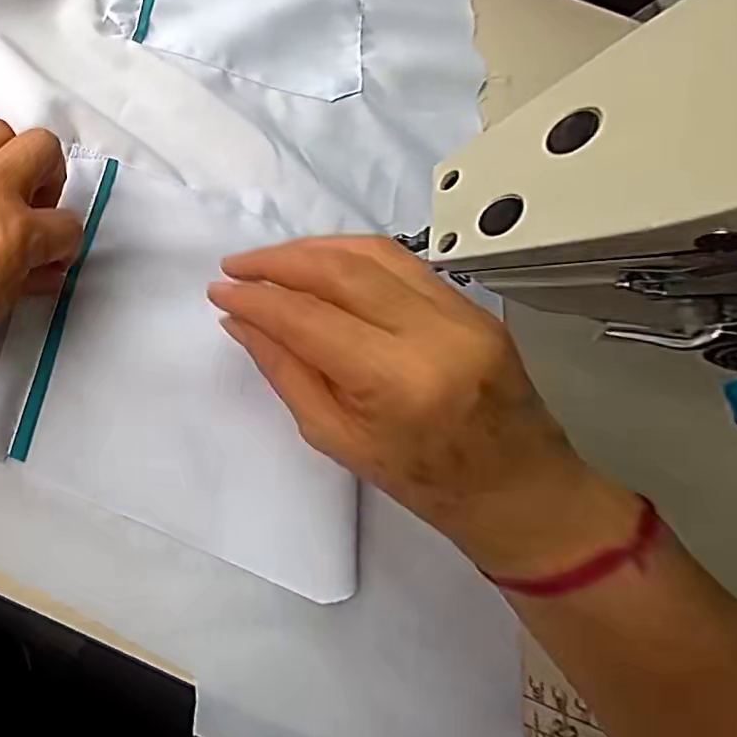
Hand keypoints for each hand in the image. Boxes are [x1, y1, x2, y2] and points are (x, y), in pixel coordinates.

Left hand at [0, 120, 82, 385]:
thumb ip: (25, 281)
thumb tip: (44, 269)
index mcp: (13, 233)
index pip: (67, 225)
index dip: (63, 246)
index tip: (47, 258)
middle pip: (44, 148)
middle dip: (48, 178)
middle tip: (29, 208)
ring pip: (0, 132)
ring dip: (7, 158)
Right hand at [207, 235, 641, 577]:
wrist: (519, 487)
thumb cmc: (414, 474)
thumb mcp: (327, 430)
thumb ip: (282, 367)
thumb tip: (240, 320)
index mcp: (394, 380)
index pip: (306, 318)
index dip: (254, 299)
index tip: (217, 291)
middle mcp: (435, 336)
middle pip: (340, 272)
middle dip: (275, 263)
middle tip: (233, 267)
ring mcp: (463, 315)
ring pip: (372, 254)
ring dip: (308, 249)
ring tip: (266, 260)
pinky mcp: (472, 306)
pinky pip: (399, 261)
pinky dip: (345, 253)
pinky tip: (313, 262)